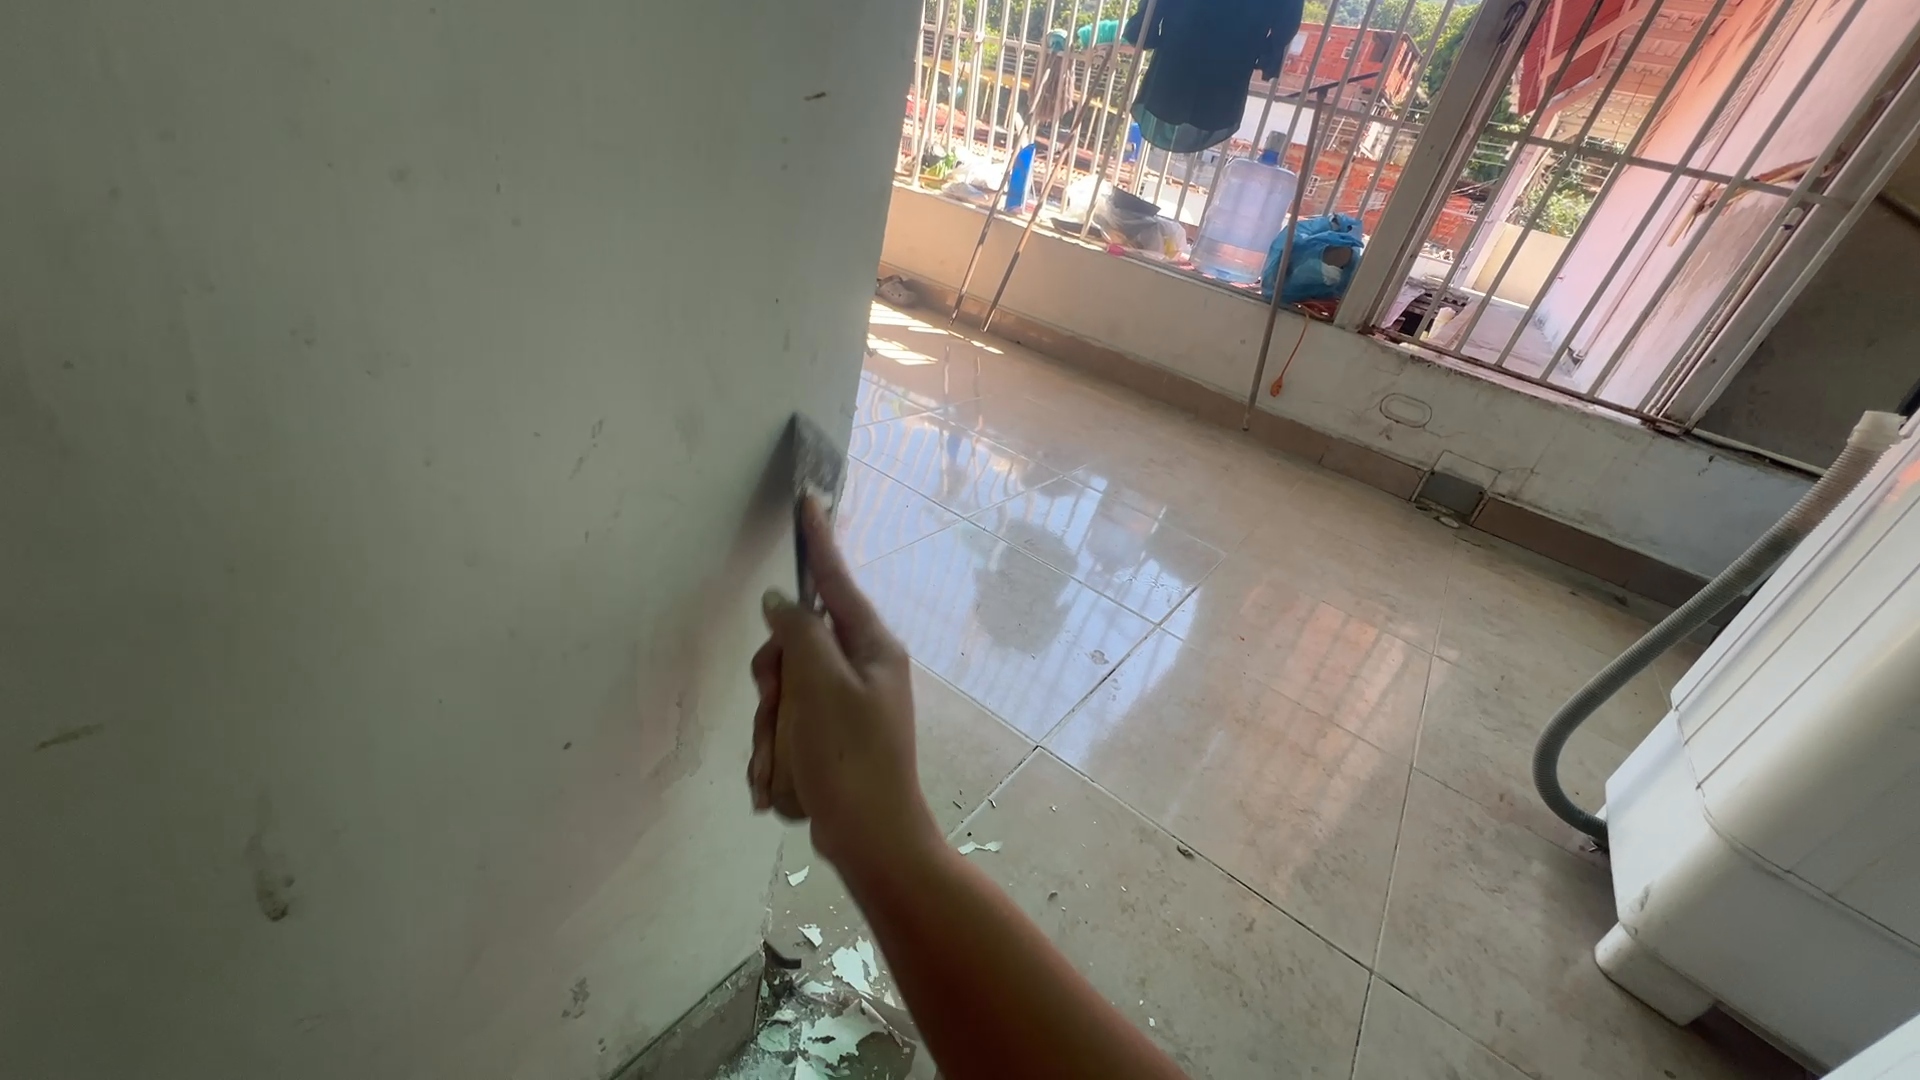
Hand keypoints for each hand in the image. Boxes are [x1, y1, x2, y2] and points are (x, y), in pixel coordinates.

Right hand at [747, 497, 939, 874]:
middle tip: (779, 712)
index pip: (836, 582)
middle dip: (774, 686)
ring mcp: (843, 706)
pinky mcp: (827, 739)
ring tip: (785, 768)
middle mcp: (860, 669)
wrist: (870, 841)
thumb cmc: (851, 758)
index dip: (819, 540)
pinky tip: (787, 787)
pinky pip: (784, 731)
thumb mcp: (821, 688)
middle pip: (793, 647)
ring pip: (781, 695)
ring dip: (771, 733)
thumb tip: (782, 601)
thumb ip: (799, 634)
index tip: (809, 499)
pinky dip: (777, 758)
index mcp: (873, 648)